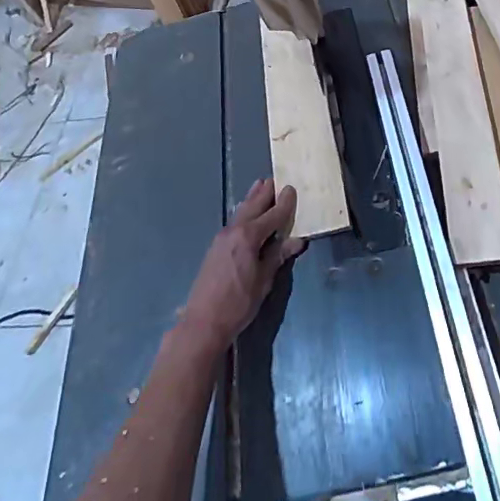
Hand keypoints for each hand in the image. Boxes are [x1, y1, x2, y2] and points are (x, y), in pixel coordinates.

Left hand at [177, 179, 306, 348]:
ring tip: (259, 185)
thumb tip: (296, 241)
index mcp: (249, 237)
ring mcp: (222, 238)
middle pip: (253, 206)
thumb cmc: (238, 303)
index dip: (284, 203)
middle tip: (274, 179)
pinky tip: (245, 213)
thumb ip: (277, 257)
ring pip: (241, 211)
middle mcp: (234, 231)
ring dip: (251, 199)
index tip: (292, 189)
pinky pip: (234, 221)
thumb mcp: (263, 281)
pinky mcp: (215, 247)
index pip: (272, 215)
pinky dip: (243, 212)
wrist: (203, 321)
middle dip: (264, 193)